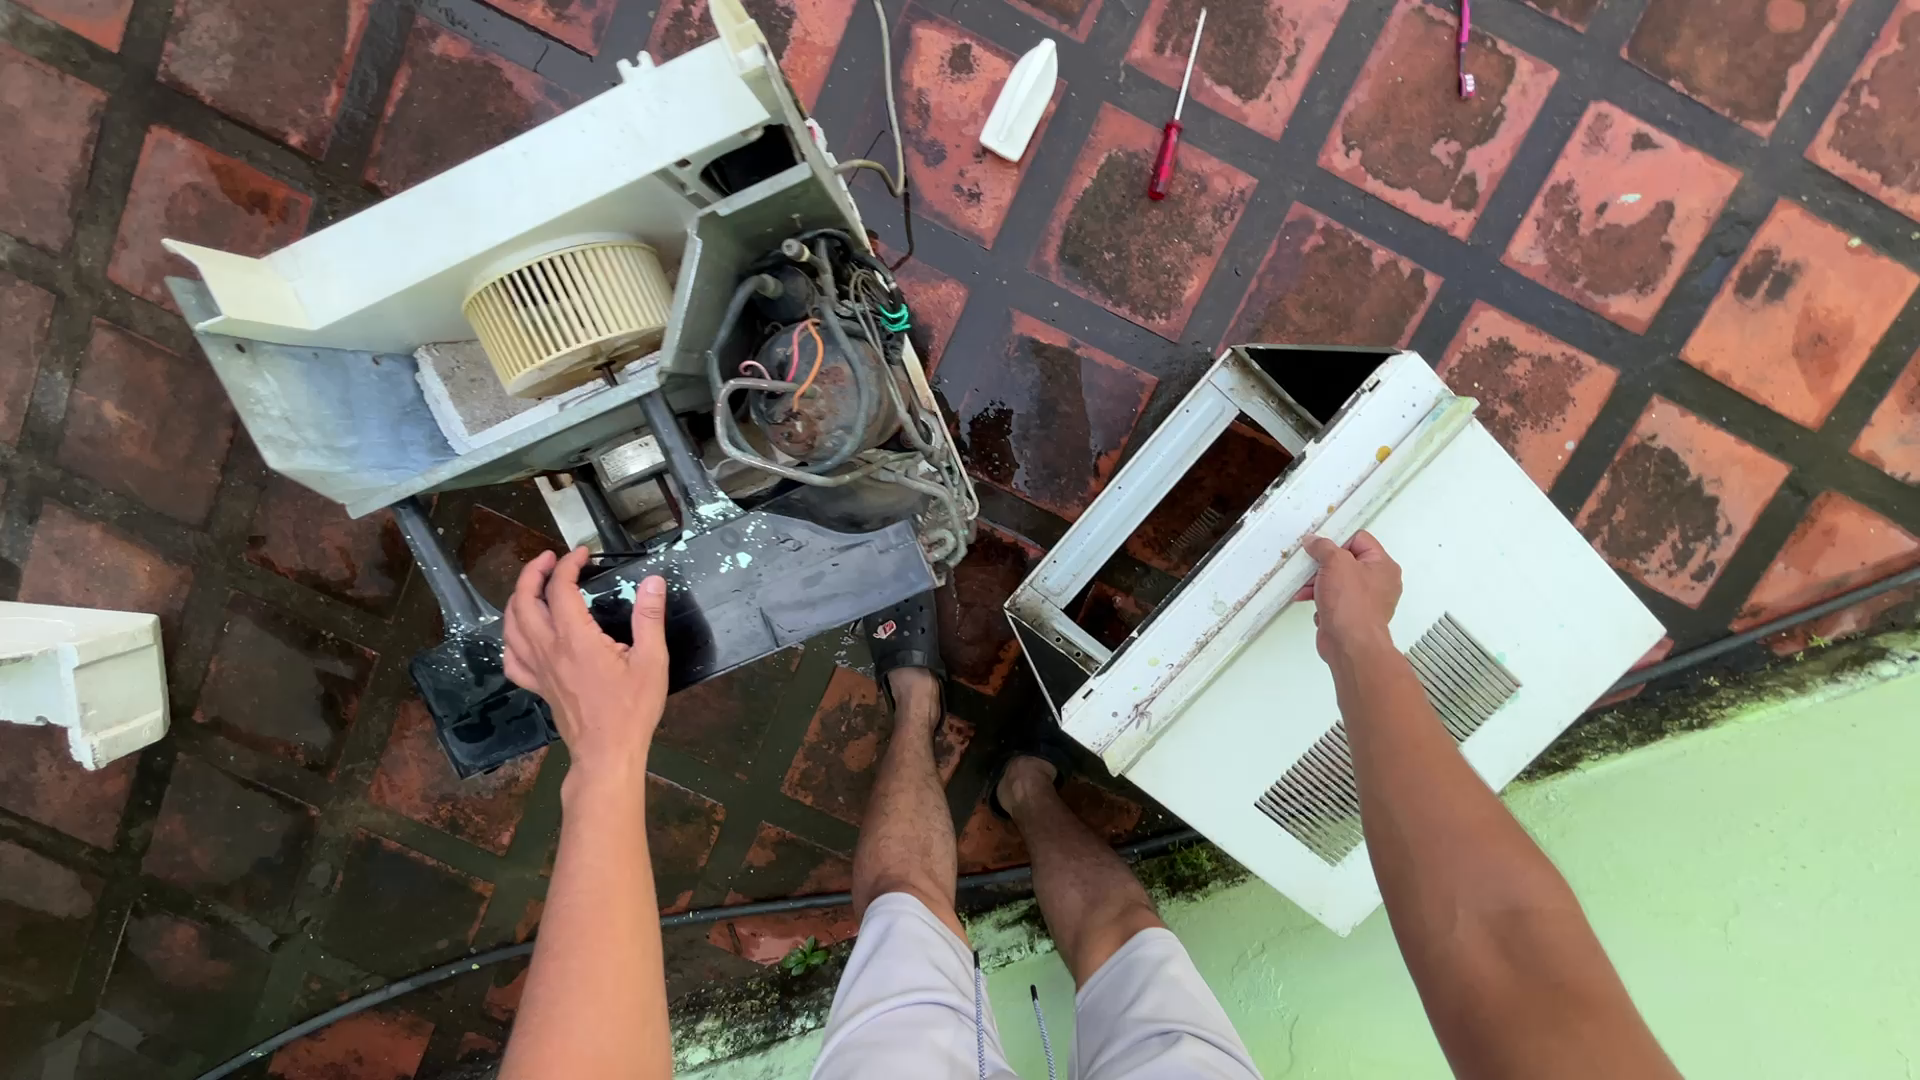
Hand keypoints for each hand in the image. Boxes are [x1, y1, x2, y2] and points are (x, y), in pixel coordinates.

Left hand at [502, 547, 669, 778]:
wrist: (607, 752)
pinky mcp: (537, 687)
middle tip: (550, 559)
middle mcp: (549, 649)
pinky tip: (521, 634)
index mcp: (576, 639)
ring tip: (533, 586)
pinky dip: (511, 638)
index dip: (567, 565)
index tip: (583, 553)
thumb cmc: (632, 708)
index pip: (560, 589)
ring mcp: (538, 670)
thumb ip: (649, 617)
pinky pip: (512, 658)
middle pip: (523, 602)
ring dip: (518, 598)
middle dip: (533, 573)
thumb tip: (653, 581)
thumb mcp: (652, 660)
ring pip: (511, 626)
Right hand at [1294, 530, 1402, 661]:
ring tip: (1302, 585)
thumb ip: (1323, 547)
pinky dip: (1319, 597)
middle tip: (1307, 564)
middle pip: (1346, 560)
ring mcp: (1366, 599)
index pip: (1359, 539)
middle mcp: (1378, 581)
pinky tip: (1306, 599)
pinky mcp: (1351, 614)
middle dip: (1322, 563)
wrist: (1350, 643)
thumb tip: (1313, 541)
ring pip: (1337, 580)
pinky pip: (1333, 598)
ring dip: (1317, 581)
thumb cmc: (1350, 603)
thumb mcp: (1335, 563)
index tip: (1318, 545)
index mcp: (1383, 565)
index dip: (1337, 539)